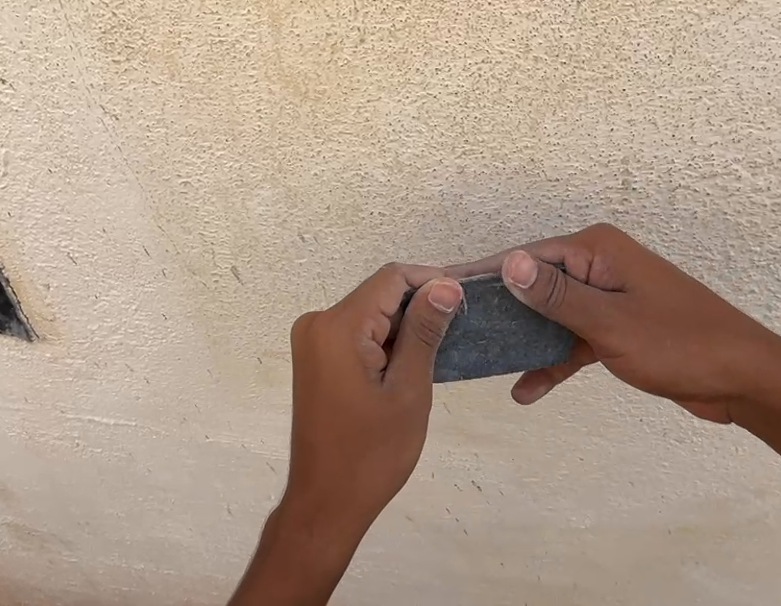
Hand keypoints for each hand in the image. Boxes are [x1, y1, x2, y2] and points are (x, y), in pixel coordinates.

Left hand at [230, 264, 462, 604]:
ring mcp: (313, 340)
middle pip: (379, 293)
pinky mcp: (316, 356)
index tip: (466, 297)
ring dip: (405, 324)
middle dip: (420, 303)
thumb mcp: (409, 390)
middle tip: (462, 324)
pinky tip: (415, 357)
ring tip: (446, 342)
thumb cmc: (371, 455)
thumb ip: (425, 330)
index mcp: (338, 326)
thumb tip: (446, 285)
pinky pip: (358, 331)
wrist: (326, 503)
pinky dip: (387, 339)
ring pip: (371, 312)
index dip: (431, 279)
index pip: (391, 278)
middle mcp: (318, 322)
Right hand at [448, 223, 780, 421]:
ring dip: (524, 339)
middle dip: (501, 308)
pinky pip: (573, 338)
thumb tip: (507, 263)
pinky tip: (527, 390)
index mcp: (597, 249)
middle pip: (536, 283)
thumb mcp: (609, 322)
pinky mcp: (617, 327)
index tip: (446, 287)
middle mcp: (599, 264)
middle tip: (455, 326)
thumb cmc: (680, 343)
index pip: (528, 257)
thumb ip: (555, 295)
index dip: (487, 274)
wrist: (747, 382)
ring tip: (481, 358)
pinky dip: (553, 360)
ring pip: (551, 313)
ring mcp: (608, 296)